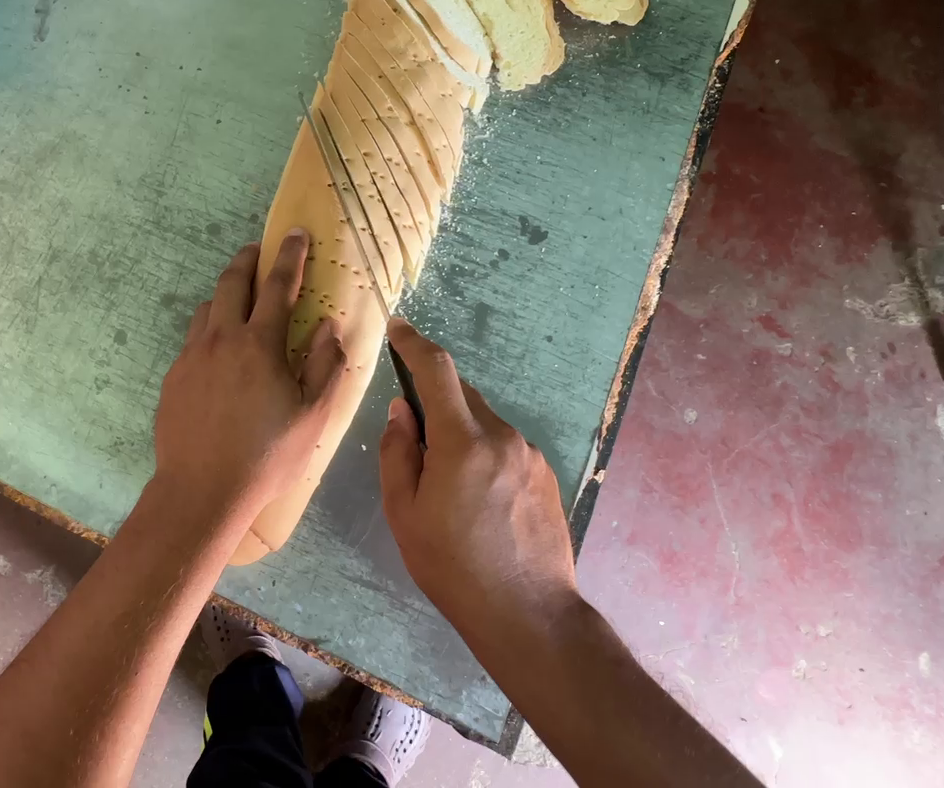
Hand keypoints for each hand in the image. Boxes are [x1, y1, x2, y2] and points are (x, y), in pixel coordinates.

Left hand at [152, 230, 348, 518]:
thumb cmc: (267, 456)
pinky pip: (192, 339)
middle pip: (231, 283)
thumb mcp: (312, 415)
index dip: (289, 256)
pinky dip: (209, 329)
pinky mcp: (174, 377)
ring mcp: (191, 357)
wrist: (201, 490)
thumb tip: (328, 326)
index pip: (277, 286)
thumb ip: (325, 365)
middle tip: (259, 249)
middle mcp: (220, 339)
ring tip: (238, 301)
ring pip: (206, 308)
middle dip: (248, 260)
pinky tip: (218, 352)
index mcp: (259, 344)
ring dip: (225, 295)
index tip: (294, 233)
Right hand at [379, 319, 579, 648]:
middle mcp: (502, 436)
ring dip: (461, 434)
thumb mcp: (404, 513)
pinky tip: (479, 502)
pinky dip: (484, 454)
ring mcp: (530, 455)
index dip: (414, 343)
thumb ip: (397, 452)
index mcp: (463, 442)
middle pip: (462, 396)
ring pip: (484, 423)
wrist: (529, 615)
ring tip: (450, 488)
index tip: (398, 327)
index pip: (437, 370)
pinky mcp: (546, 475)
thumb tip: (402, 409)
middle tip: (416, 447)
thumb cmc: (452, 566)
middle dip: (435, 404)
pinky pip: (505, 447)